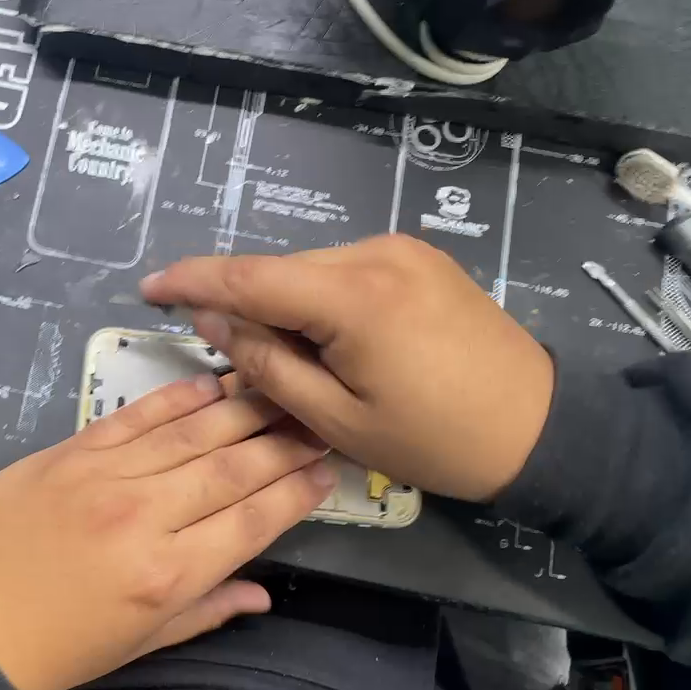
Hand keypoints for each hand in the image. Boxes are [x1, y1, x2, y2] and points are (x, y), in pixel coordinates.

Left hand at [0, 376, 334, 689]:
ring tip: (279, 390)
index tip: (329, 469)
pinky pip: (137, 415)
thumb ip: (207, 611)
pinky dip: (178, 397)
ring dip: (243, 408)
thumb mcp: (138, 645)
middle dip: (284, 441)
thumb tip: (263, 592)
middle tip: (317, 420)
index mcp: (168, 574)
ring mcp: (106, 474)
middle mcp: (146, 515)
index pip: (255, 520)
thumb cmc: (56, 648)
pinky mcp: (72, 450)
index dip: (298, 492)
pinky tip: (212, 383)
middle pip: (234, 466)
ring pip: (192, 431)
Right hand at [140, 234, 553, 502]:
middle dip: (243, 307)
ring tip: (298, 362)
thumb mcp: (336, 419)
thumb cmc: (435, 440)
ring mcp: (400, 249)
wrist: (543, 429)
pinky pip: (341, 271)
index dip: (191, 281)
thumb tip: (213, 320)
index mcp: (354, 296)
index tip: (147, 288)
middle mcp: (375, 253)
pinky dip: (317, 301)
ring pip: (307, 271)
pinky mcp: (417, 256)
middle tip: (234, 358)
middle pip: (278, 271)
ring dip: (283, 307)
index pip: (248, 278)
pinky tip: (332, 341)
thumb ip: (266, 364)